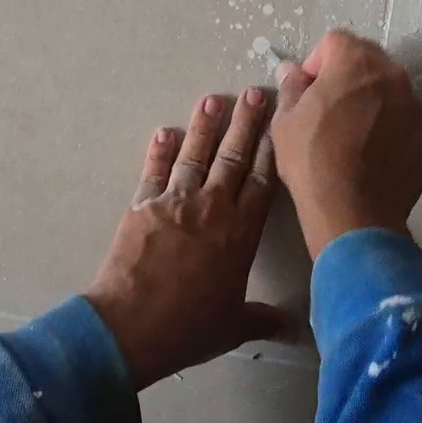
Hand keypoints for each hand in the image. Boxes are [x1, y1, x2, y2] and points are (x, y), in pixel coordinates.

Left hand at [86, 90, 286, 389]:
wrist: (132, 326)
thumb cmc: (189, 327)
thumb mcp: (232, 326)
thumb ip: (262, 319)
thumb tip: (289, 328)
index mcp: (241, 232)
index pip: (263, 182)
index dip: (272, 151)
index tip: (280, 125)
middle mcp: (213, 208)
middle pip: (233, 157)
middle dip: (246, 123)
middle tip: (255, 93)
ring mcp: (176, 202)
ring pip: (195, 155)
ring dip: (204, 126)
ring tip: (212, 100)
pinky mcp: (143, 205)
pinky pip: (155, 171)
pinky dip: (160, 151)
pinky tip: (164, 133)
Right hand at [270, 29, 421, 259]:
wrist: (355, 211)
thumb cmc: (312, 160)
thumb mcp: (286, 121)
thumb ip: (291, 87)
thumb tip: (291, 70)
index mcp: (354, 62)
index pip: (335, 41)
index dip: (317, 62)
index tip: (307, 89)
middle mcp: (393, 74)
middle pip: (368, 61)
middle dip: (347, 77)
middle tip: (330, 110)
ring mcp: (416, 104)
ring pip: (390, 91)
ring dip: (373, 102)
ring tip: (354, 135)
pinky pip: (406, 119)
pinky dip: (392, 128)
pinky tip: (375, 154)